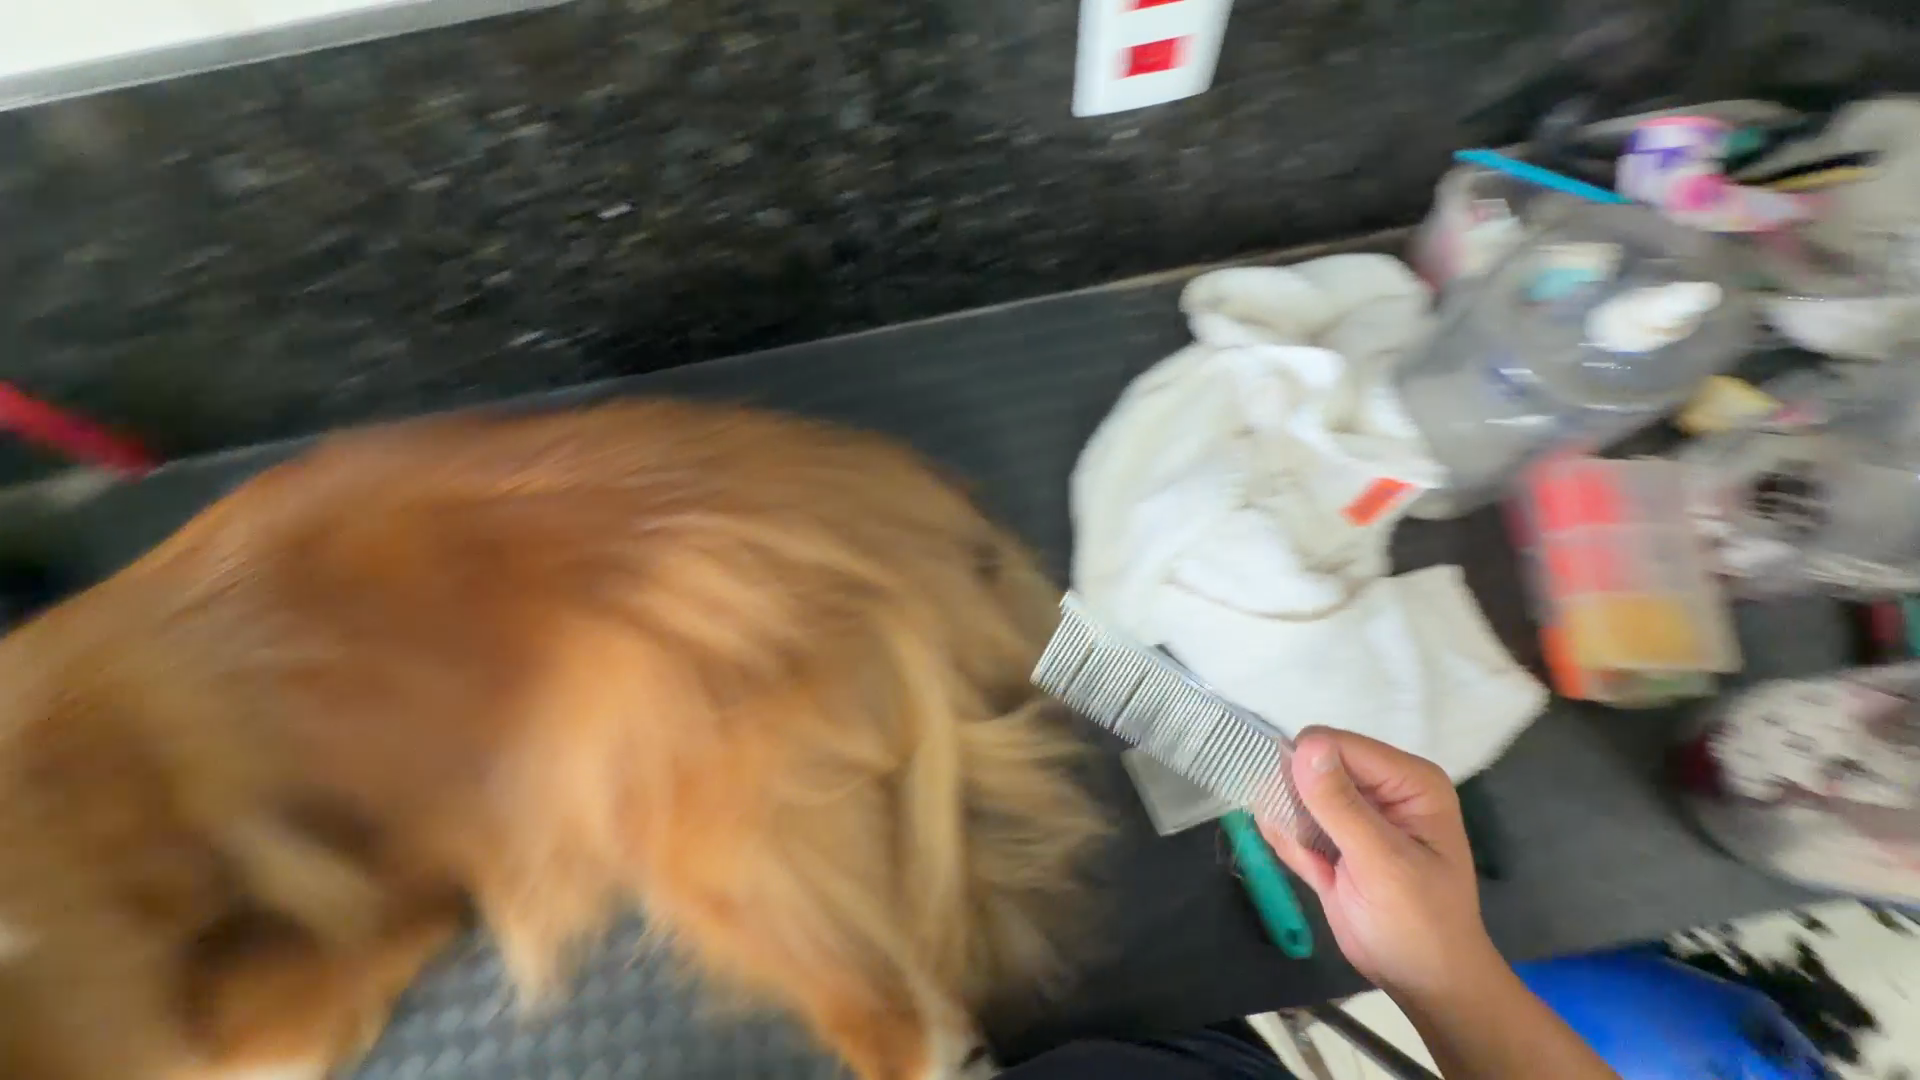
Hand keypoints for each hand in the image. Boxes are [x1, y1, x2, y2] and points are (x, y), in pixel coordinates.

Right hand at [1258, 728, 1502, 1002]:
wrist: (1423, 984)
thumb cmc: (1419, 923)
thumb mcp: (1382, 863)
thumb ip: (1341, 804)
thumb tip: (1306, 745)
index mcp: (1407, 780)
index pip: (1337, 744)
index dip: (1309, 769)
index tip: (1303, 812)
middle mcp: (1380, 786)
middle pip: (1311, 762)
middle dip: (1298, 800)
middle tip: (1313, 845)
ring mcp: (1355, 811)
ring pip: (1293, 789)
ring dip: (1292, 825)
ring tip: (1318, 862)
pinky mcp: (1332, 834)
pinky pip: (1291, 819)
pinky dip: (1290, 843)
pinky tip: (1316, 870)